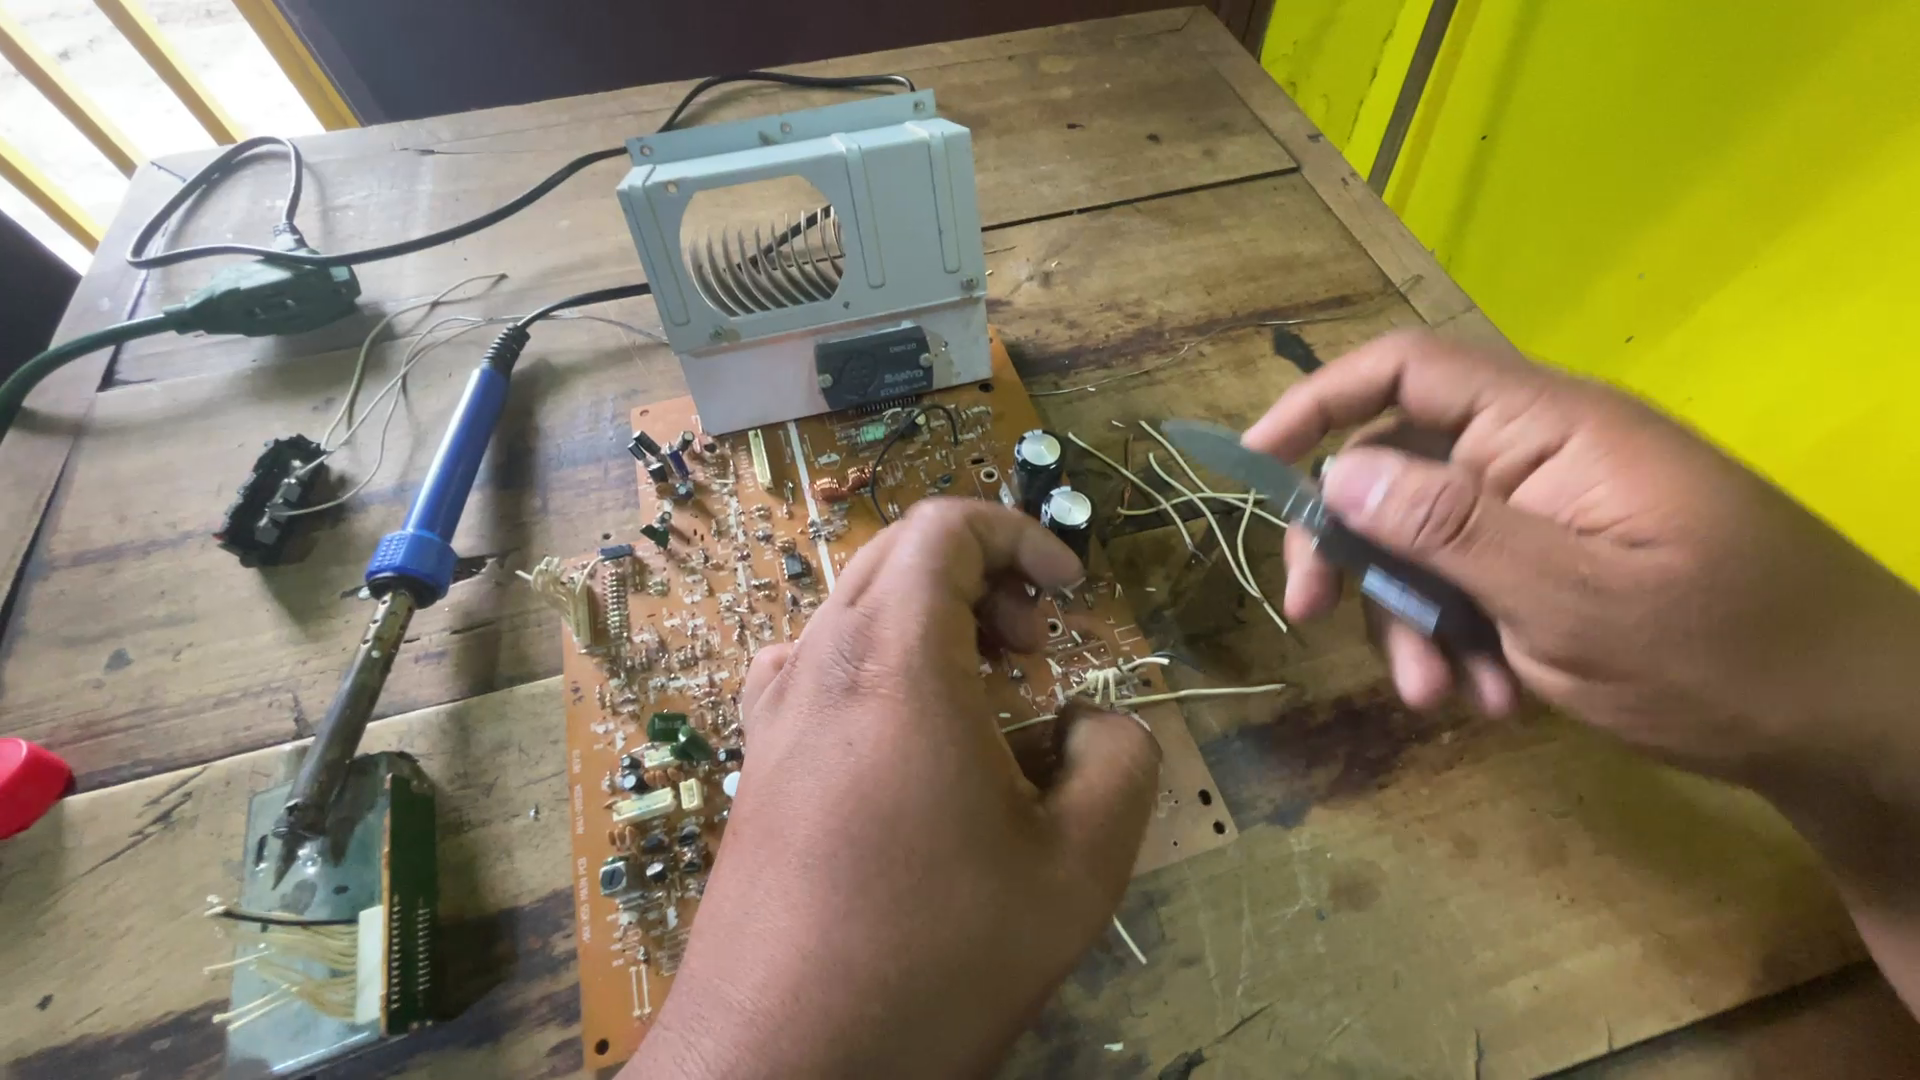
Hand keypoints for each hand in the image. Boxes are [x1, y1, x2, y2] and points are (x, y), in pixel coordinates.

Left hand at [627, 499, 1160, 1079]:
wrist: (778, 1060)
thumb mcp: (1077, 870)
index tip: (1068, 590)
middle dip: (984, 575)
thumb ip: (1120, 761)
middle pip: (902, 554)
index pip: (945, 527)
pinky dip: (884, 658)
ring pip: (862, 603)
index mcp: (894, 658)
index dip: (1020, 534)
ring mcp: (776, 703)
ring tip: (985, 690)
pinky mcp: (759, 749)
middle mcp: (820, 658)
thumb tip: (1095, 720)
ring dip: (934, 617)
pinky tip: (911, 731)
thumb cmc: (932, 958)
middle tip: (1033, 648)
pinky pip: (823, 658)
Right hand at [1245, 330, 1919, 777]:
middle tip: (1312, 615)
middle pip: (1387, 471)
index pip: (1403, 370)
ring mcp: (1532, 512)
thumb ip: (1447, 528)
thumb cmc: (1731, 655)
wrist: (1860, 734)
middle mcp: (1527, 456)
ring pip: (1413, 543)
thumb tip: (1332, 476)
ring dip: (1405, 620)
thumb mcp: (1573, 597)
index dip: (1315, 403)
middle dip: (1347, 549)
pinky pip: (1454, 584)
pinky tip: (1486, 696)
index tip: (1249, 462)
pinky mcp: (1539, 562)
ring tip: (1442, 695)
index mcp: (1544, 428)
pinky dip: (1450, 641)